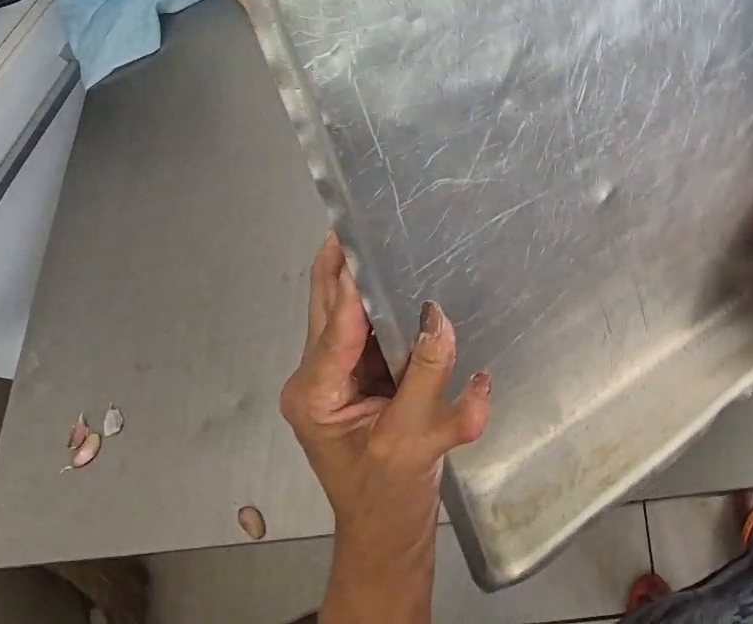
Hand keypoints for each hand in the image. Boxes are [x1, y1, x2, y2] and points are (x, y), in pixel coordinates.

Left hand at [280, 233, 491, 560]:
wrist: (391, 537)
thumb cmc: (390, 499)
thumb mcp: (411, 441)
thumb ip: (424, 375)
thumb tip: (438, 315)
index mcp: (315, 393)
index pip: (335, 324)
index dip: (350, 279)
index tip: (361, 232)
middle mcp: (318, 377)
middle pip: (328, 305)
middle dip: (345, 263)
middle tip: (366, 215)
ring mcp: (341, 376)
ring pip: (350, 312)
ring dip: (367, 277)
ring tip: (388, 231)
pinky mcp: (366, 378)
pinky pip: (375, 329)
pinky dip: (390, 303)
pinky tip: (411, 274)